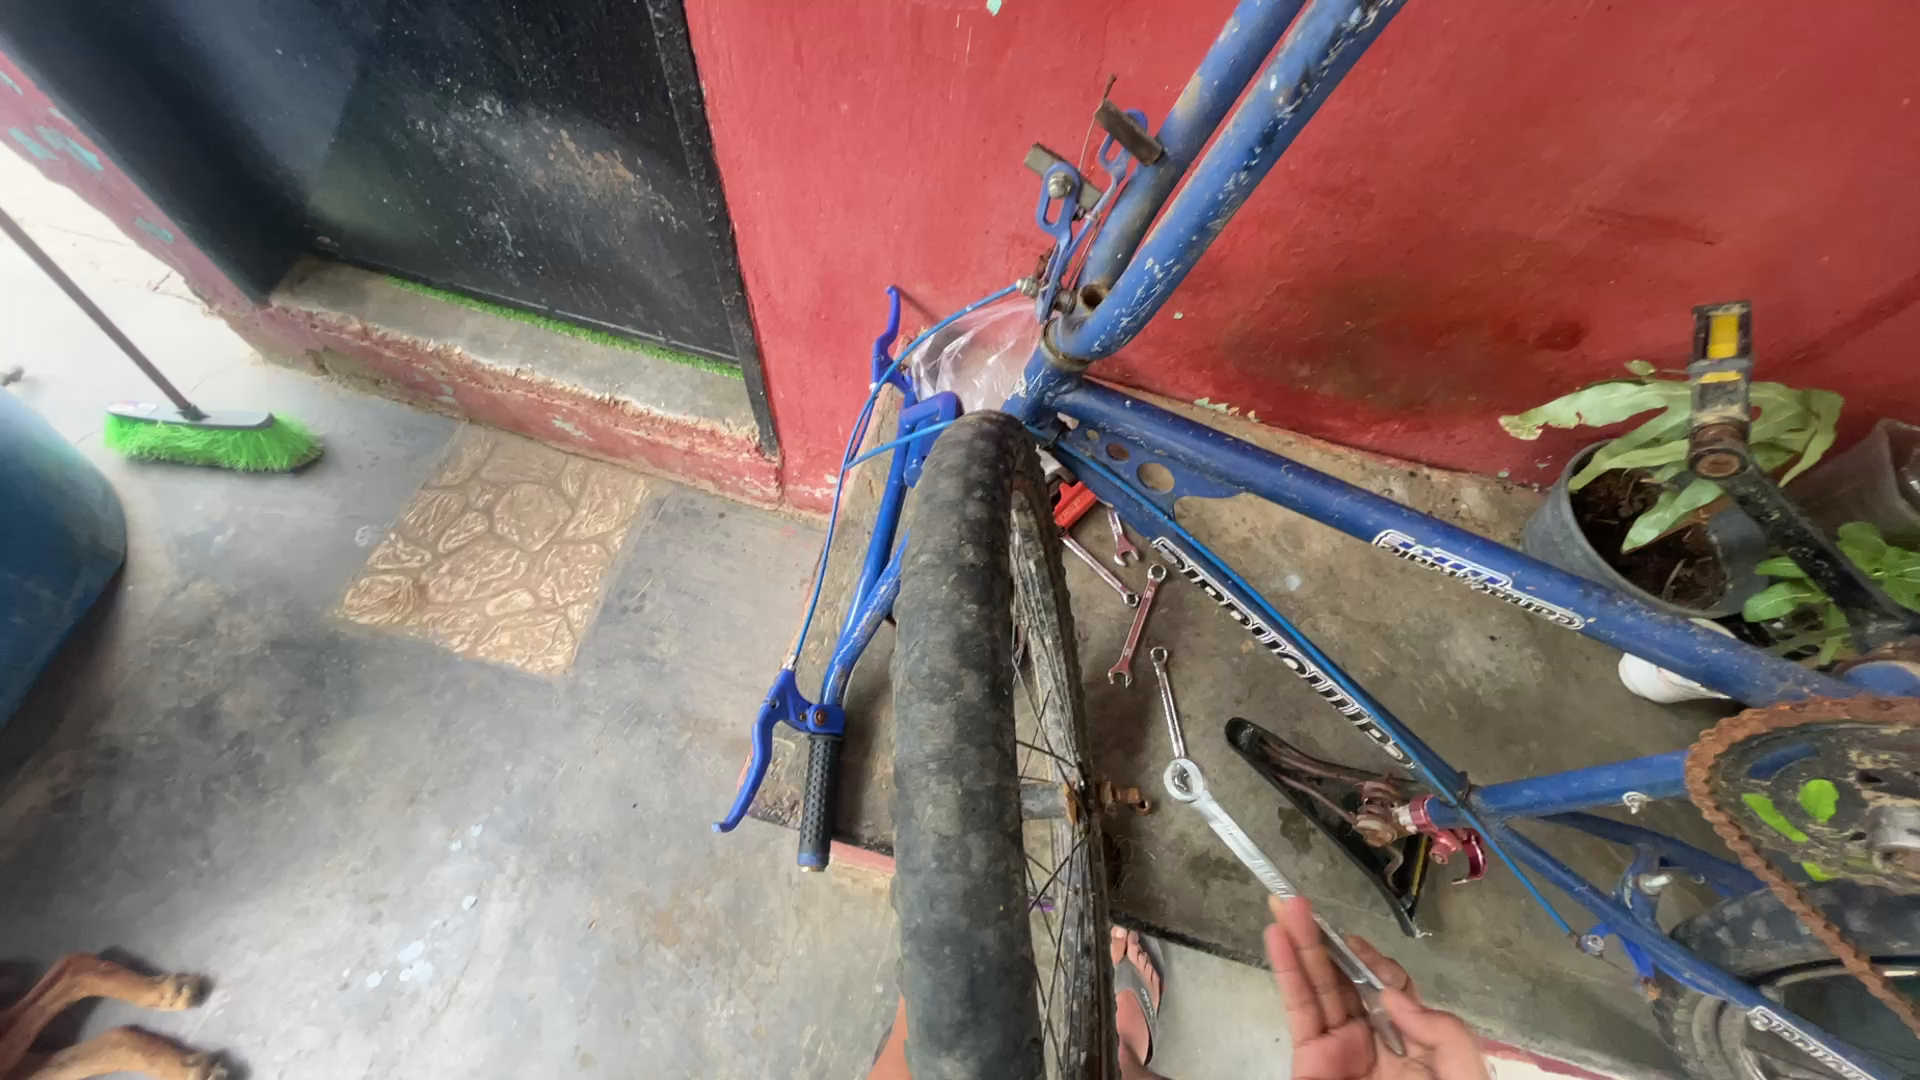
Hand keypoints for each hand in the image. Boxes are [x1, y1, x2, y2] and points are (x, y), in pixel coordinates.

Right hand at [1265, 895, 1489, 1079]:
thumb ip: (1446, 1037)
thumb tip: (1394, 996)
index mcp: (1419, 1055)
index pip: (1393, 994)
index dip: (1376, 964)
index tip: (1359, 947)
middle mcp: (1376, 1049)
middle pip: (1347, 982)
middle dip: (1324, 941)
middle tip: (1299, 902)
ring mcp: (1340, 1055)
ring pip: (1318, 988)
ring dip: (1299, 944)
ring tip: (1285, 905)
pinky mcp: (1310, 1064)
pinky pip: (1298, 1010)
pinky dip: (1286, 972)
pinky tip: (1277, 938)